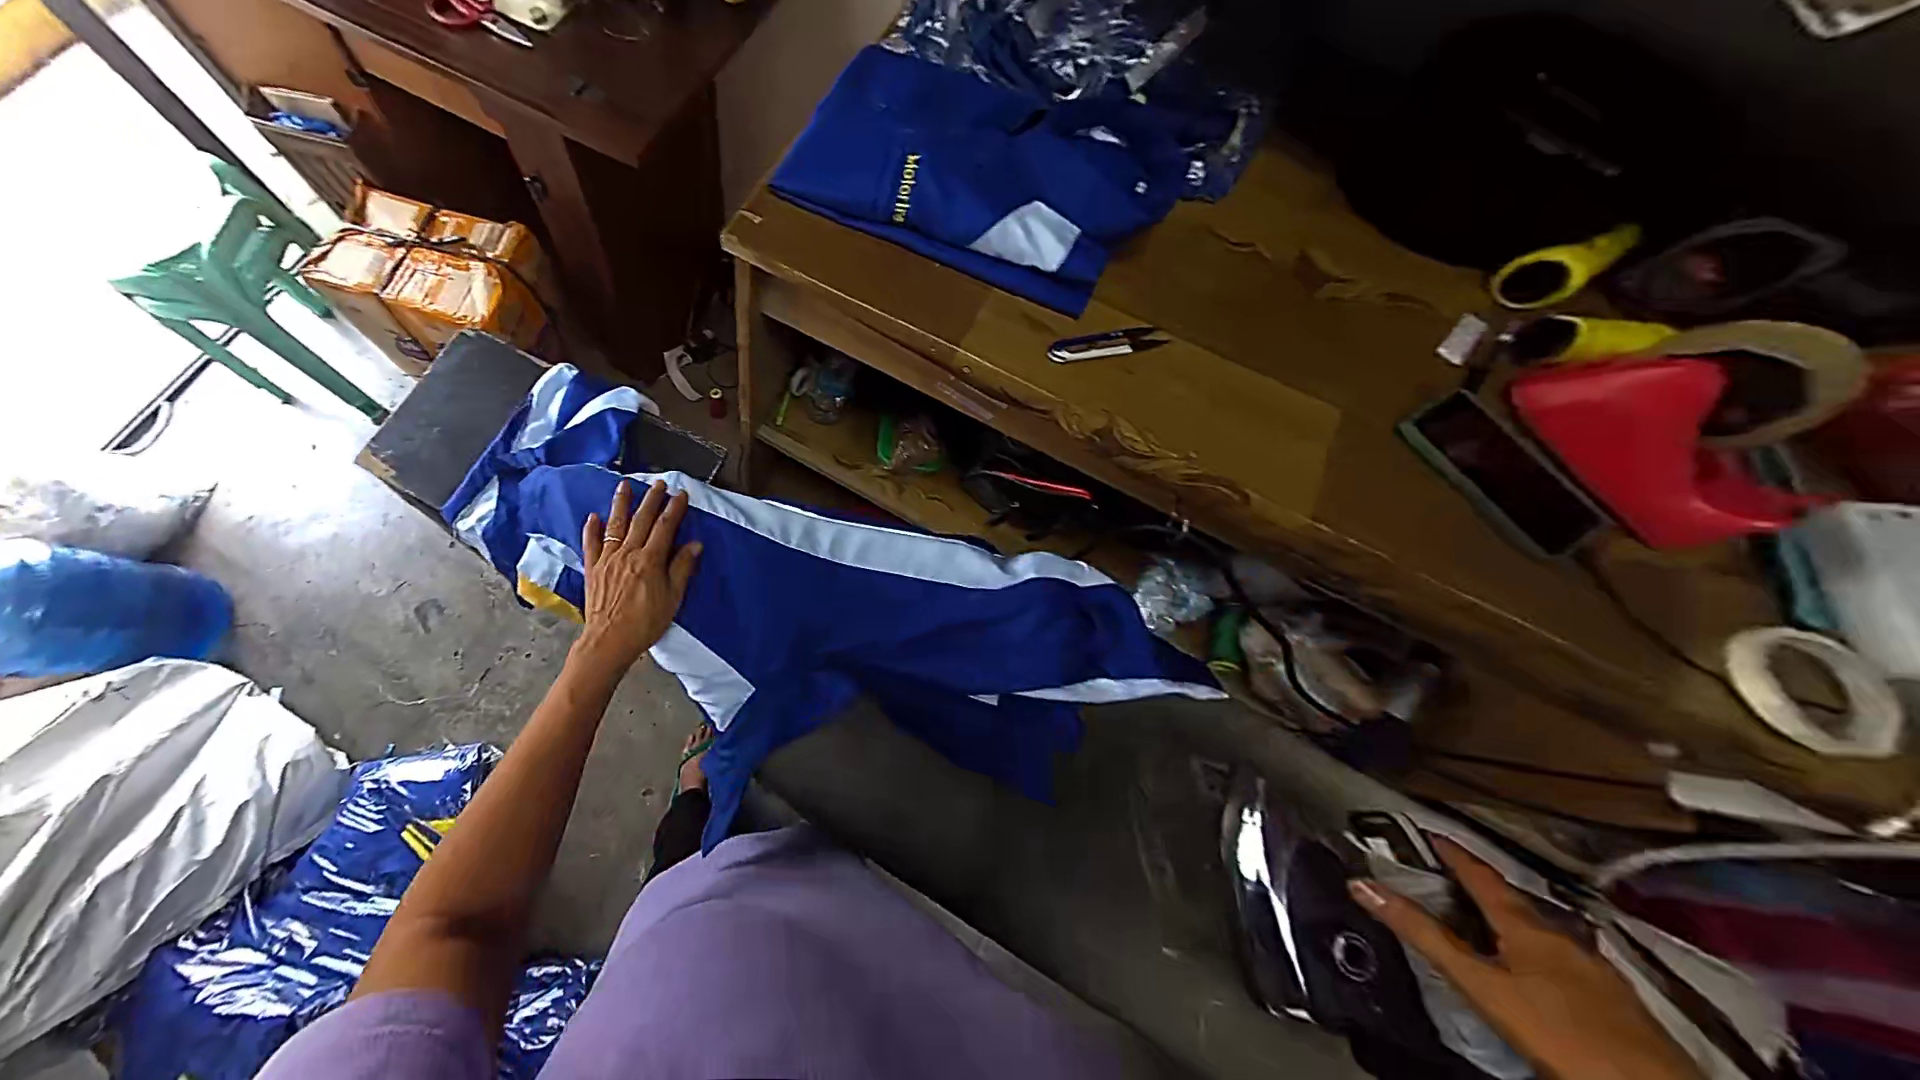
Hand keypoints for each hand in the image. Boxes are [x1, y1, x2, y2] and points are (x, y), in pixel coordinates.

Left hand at [573, 479, 700, 674]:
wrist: (609, 641)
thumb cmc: (646, 622)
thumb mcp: (673, 597)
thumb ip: (682, 568)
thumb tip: (694, 545)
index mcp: (650, 560)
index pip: (665, 527)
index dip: (674, 509)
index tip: (681, 494)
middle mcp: (628, 554)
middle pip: (641, 520)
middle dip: (652, 499)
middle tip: (659, 483)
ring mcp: (607, 560)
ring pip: (615, 526)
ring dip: (621, 504)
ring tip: (625, 486)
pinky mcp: (593, 569)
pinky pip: (591, 544)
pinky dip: (592, 529)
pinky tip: (593, 516)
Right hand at [1350, 838, 1698, 1079]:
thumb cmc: (1561, 1035)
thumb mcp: (1479, 985)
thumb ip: (1424, 935)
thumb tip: (1364, 886)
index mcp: (1528, 928)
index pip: (1481, 875)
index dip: (1453, 853)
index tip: (1430, 835)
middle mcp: (1564, 939)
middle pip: (1513, 903)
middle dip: (1479, 888)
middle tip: (1446, 878)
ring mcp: (1597, 971)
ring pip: (1542, 932)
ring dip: (1509, 921)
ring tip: (1483, 923)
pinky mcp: (1618, 1004)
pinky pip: (1565, 960)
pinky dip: (1538, 953)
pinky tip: (1536, 974)